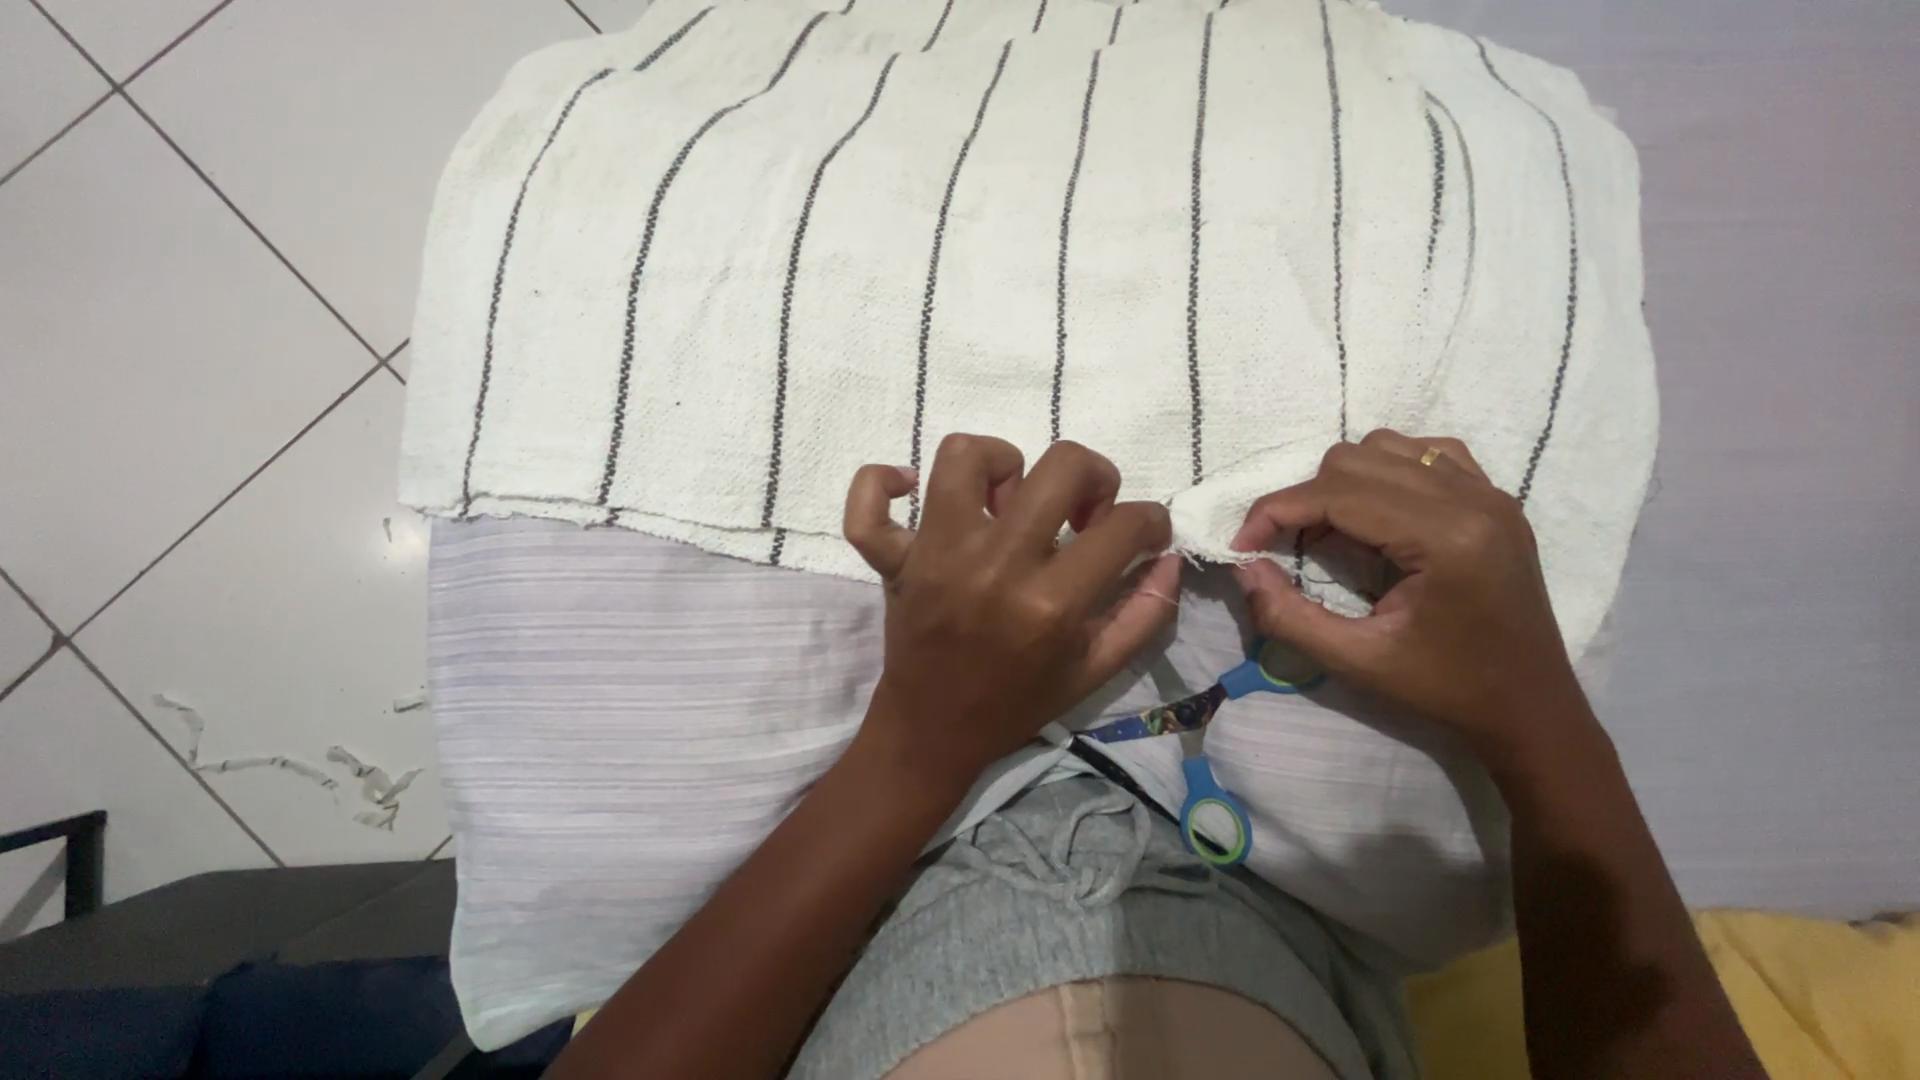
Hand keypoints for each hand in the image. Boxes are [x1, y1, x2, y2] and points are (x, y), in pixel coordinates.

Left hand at [843, 434, 1180, 789]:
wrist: (934, 730)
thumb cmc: (1017, 701)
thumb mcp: (1095, 671)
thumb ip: (1144, 614)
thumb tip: (1168, 555)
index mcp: (1051, 603)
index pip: (1124, 524)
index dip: (1151, 520)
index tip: (1141, 531)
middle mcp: (995, 567)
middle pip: (1058, 466)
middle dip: (1093, 475)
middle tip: (1082, 511)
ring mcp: (936, 558)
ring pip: (963, 457)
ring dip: (999, 463)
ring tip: (1009, 499)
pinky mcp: (893, 562)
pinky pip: (866, 507)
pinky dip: (881, 483)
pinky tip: (909, 487)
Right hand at [1230, 429, 1587, 759]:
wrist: (1530, 708)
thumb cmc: (1444, 689)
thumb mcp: (1355, 662)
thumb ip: (1286, 616)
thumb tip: (1243, 567)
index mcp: (1446, 538)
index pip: (1336, 493)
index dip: (1275, 511)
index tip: (1243, 546)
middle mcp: (1473, 500)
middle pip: (1354, 459)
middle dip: (1305, 498)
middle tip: (1287, 547)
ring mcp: (1490, 494)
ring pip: (1386, 446)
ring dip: (1341, 482)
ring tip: (1332, 534)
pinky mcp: (1496, 499)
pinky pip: (1425, 453)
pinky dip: (1385, 473)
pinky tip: (1377, 514)